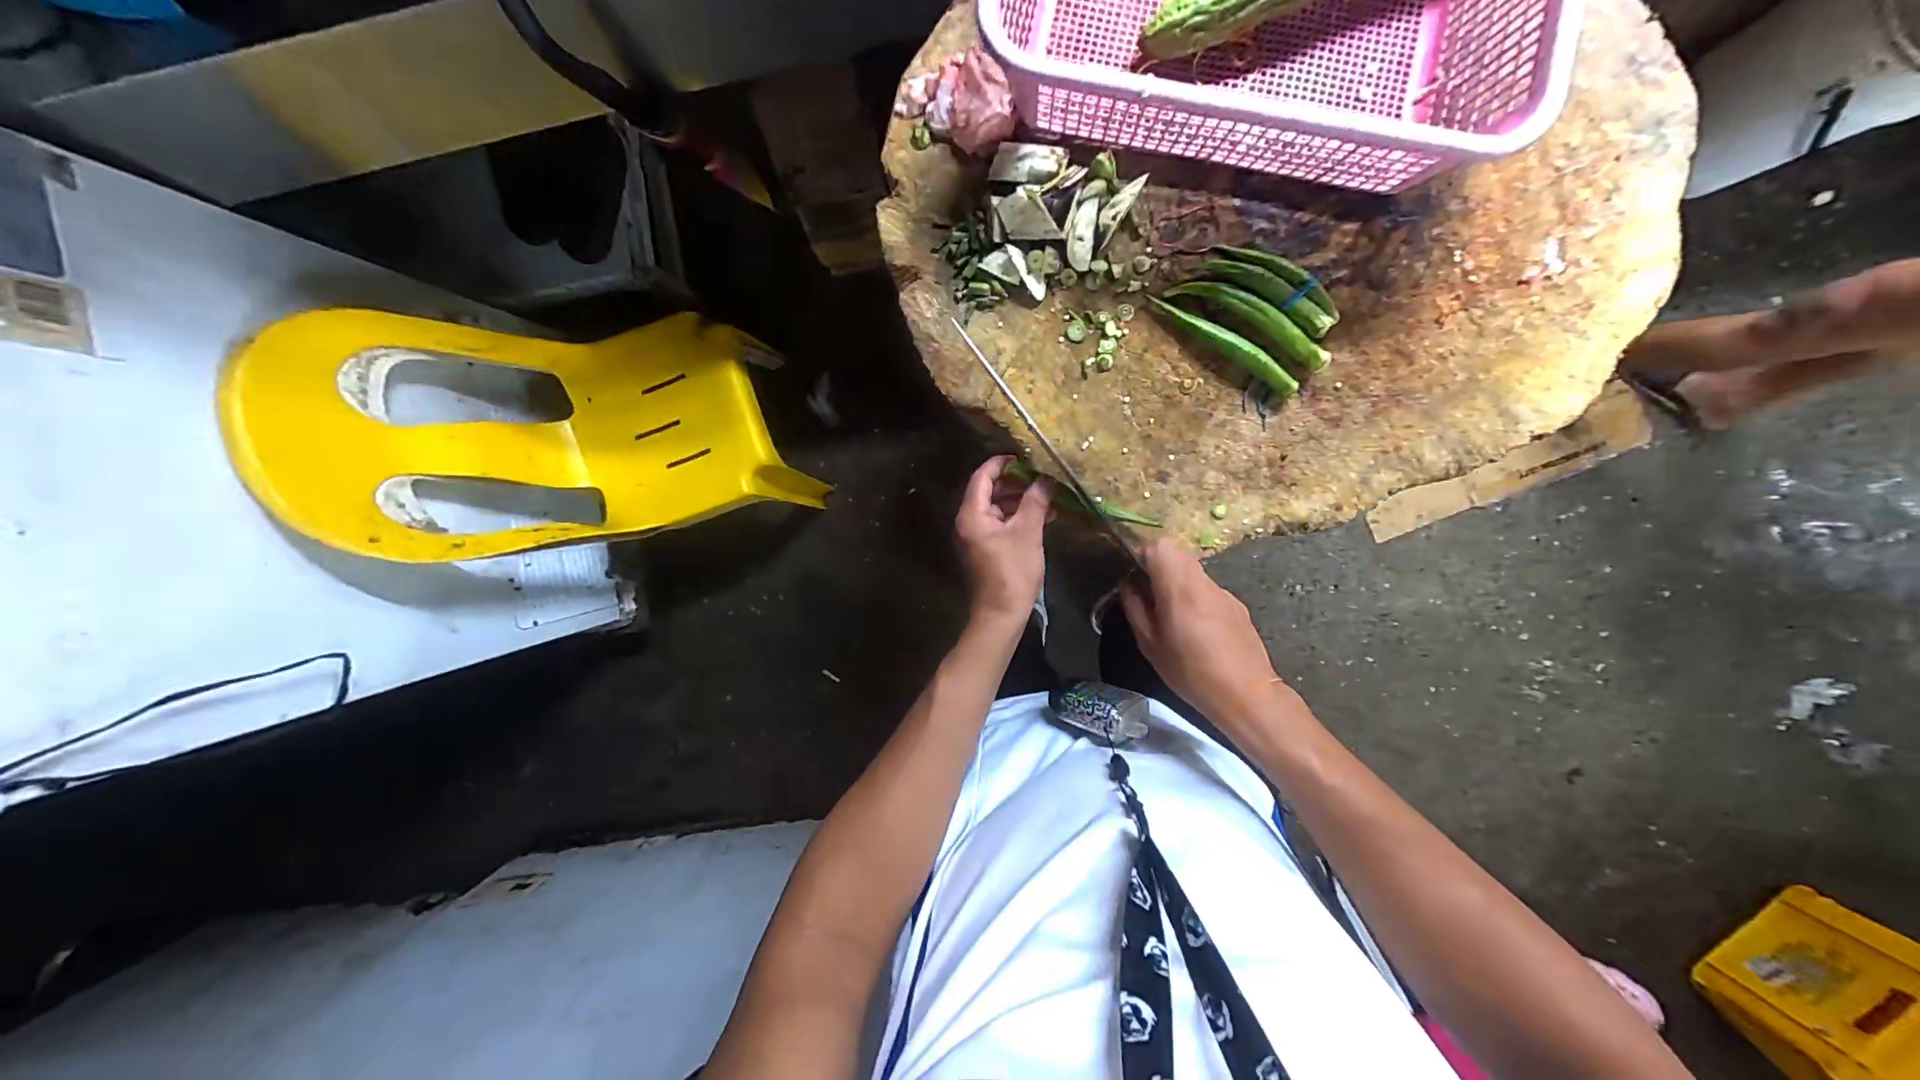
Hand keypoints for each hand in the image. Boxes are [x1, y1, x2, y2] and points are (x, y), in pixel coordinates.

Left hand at [954, 456, 1050, 627]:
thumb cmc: (1012, 573)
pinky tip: (1043, 517)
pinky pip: (1001, 524)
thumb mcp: (1028, 533)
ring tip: (1049, 499)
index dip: (1001, 464)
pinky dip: (1018, 518)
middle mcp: (968, 522)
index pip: (982, 477)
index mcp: (972, 515)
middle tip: (1042, 478)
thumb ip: (1035, 502)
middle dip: (1016, 483)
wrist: (1001, 615)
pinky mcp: (986, 549)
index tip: (1024, 457)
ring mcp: (976, 537)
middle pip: (989, 491)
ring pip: (998, 508)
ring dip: (1021, 501)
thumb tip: (1046, 479)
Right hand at [1120, 539, 1306, 738]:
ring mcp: (1224, 592)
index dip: (1142, 555)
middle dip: (1159, 566)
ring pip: (1193, 572)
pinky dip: (1196, 598)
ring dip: (1177, 583)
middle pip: (1178, 552)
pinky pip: (1208, 591)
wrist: (1245, 693)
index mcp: (1179, 586)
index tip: (1134, 577)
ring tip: (1171, 617)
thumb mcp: (1150, 644)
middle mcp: (1203, 582)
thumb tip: (1128, 585)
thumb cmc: (1189, 670)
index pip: (1160, 546)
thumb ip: (1135, 608)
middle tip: (1149, 596)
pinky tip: (1197, 631)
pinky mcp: (1237, 606)